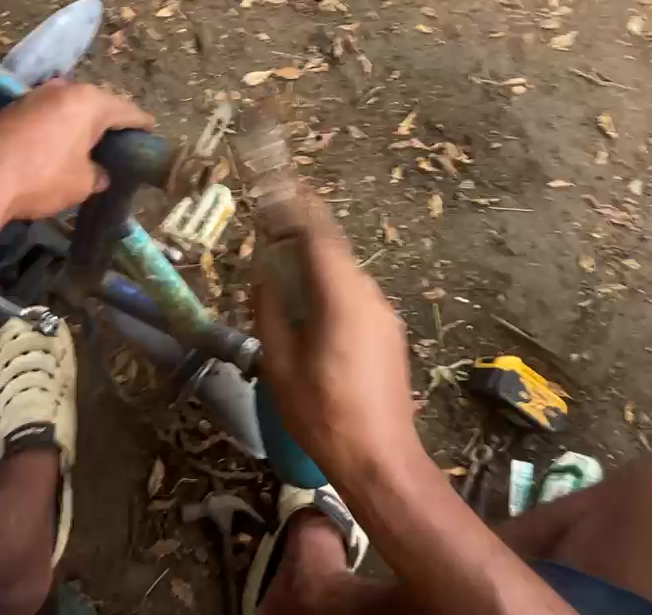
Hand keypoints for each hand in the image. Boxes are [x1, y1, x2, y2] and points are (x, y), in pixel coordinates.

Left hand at [0, 80, 154, 220]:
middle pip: (97, 104)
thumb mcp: (82, 183)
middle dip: (108, 122)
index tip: (151, 135)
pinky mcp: (12, 107)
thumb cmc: (42, 177)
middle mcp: (64, 89)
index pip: (127, 111)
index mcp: (90, 101)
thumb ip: (98, 174)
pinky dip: (56, 128)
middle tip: (119, 144)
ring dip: (79, 124)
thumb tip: (99, 173)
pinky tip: (56, 147)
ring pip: (69, 107)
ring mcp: (35, 95)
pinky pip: (46, 115)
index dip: (142, 126)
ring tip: (88, 146)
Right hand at [250, 190, 421, 477]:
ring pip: (346, 272)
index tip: (277, 191)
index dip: (298, 210)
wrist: (382, 461)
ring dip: (317, 262)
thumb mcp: (281, 366)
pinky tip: (311, 306)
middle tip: (273, 228)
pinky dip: (330, 284)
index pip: (321, 237)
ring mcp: (384, 315)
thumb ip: (270, 313)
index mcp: (343, 299)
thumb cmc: (324, 415)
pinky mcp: (389, 333)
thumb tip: (262, 278)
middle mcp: (369, 297)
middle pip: (335, 250)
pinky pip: (355, 294)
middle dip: (304, 233)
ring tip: (285, 268)